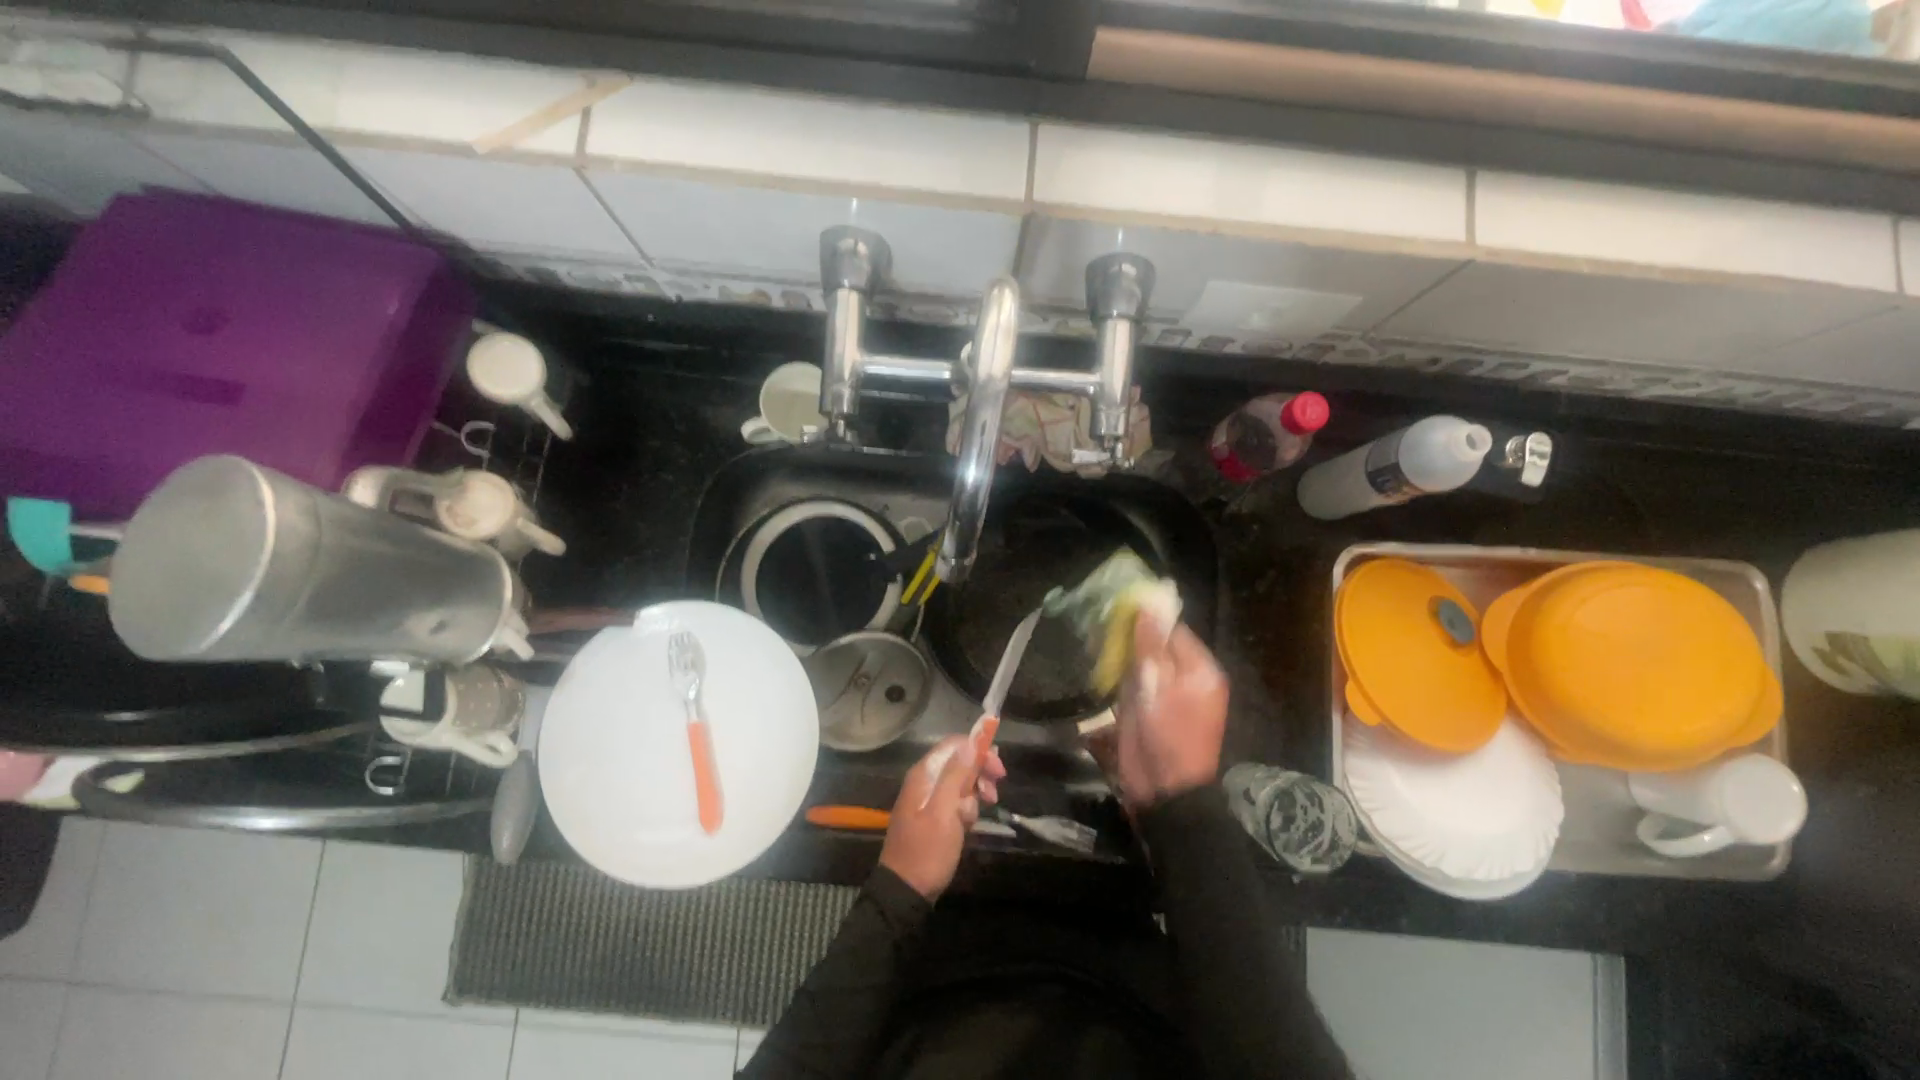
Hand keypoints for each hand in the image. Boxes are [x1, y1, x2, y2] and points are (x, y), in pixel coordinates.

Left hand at [879, 735, 1003, 901]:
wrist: (906, 890)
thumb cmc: (927, 850)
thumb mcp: (944, 812)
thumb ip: (956, 775)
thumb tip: (970, 742)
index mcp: (923, 774)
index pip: (954, 745)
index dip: (979, 751)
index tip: (999, 771)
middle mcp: (924, 781)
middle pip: (959, 762)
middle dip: (979, 775)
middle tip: (994, 795)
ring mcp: (927, 799)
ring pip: (960, 784)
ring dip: (973, 796)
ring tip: (975, 816)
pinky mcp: (933, 816)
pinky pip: (955, 802)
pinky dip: (965, 810)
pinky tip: (968, 825)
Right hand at [1105, 613, 1228, 810]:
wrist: (1164, 792)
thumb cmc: (1168, 738)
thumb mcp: (1157, 688)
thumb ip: (1149, 647)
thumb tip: (1148, 606)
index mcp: (1200, 670)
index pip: (1173, 630)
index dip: (1147, 616)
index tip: (1118, 601)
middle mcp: (1186, 677)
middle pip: (1157, 644)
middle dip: (1130, 632)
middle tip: (1099, 614)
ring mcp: (1165, 694)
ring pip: (1142, 660)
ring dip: (1120, 649)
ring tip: (1092, 630)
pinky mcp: (1146, 709)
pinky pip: (1132, 680)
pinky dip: (1116, 670)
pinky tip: (1096, 658)